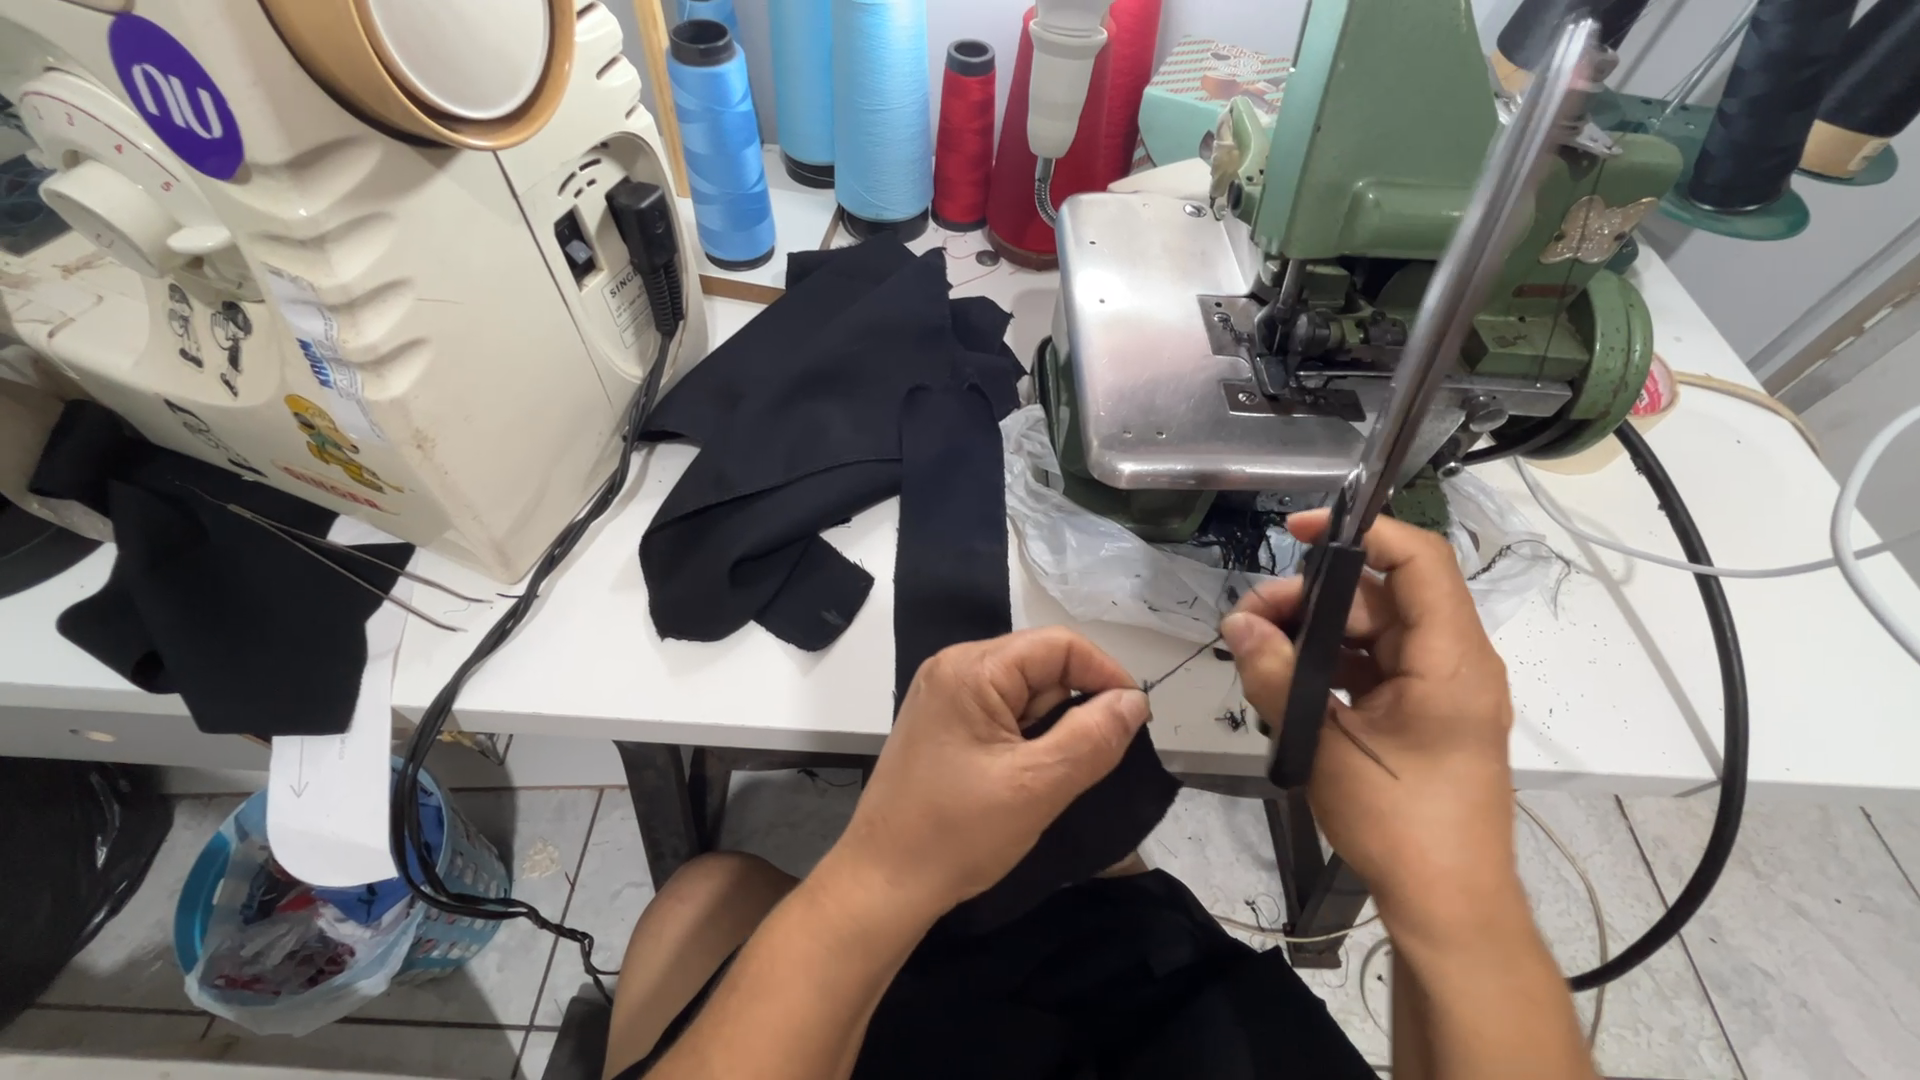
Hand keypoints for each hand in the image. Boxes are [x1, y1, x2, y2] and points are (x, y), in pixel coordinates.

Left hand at [829, 627, 1150, 920]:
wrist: (882, 883)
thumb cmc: (956, 833)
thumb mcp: (1037, 785)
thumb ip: (1093, 737)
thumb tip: (1135, 700)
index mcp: (971, 668)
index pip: (1059, 645)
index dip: (1104, 675)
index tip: (1134, 721)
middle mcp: (953, 669)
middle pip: (1040, 665)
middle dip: (1075, 706)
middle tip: (1088, 761)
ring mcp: (944, 696)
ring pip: (1025, 693)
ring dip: (1052, 728)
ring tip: (1051, 777)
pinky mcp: (944, 725)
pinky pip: (1002, 714)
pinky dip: (1028, 740)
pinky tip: (1025, 777)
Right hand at [1221, 510, 1519, 936]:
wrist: (1448, 904)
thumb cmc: (1399, 823)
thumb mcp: (1325, 745)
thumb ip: (1277, 676)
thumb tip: (1237, 623)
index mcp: (1451, 660)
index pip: (1418, 560)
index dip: (1361, 531)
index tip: (1295, 532)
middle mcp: (1452, 661)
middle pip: (1379, 596)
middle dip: (1310, 598)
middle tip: (1248, 623)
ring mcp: (1436, 688)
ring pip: (1368, 630)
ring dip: (1311, 633)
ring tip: (1256, 653)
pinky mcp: (1418, 711)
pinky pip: (1369, 664)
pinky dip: (1325, 663)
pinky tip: (1283, 680)